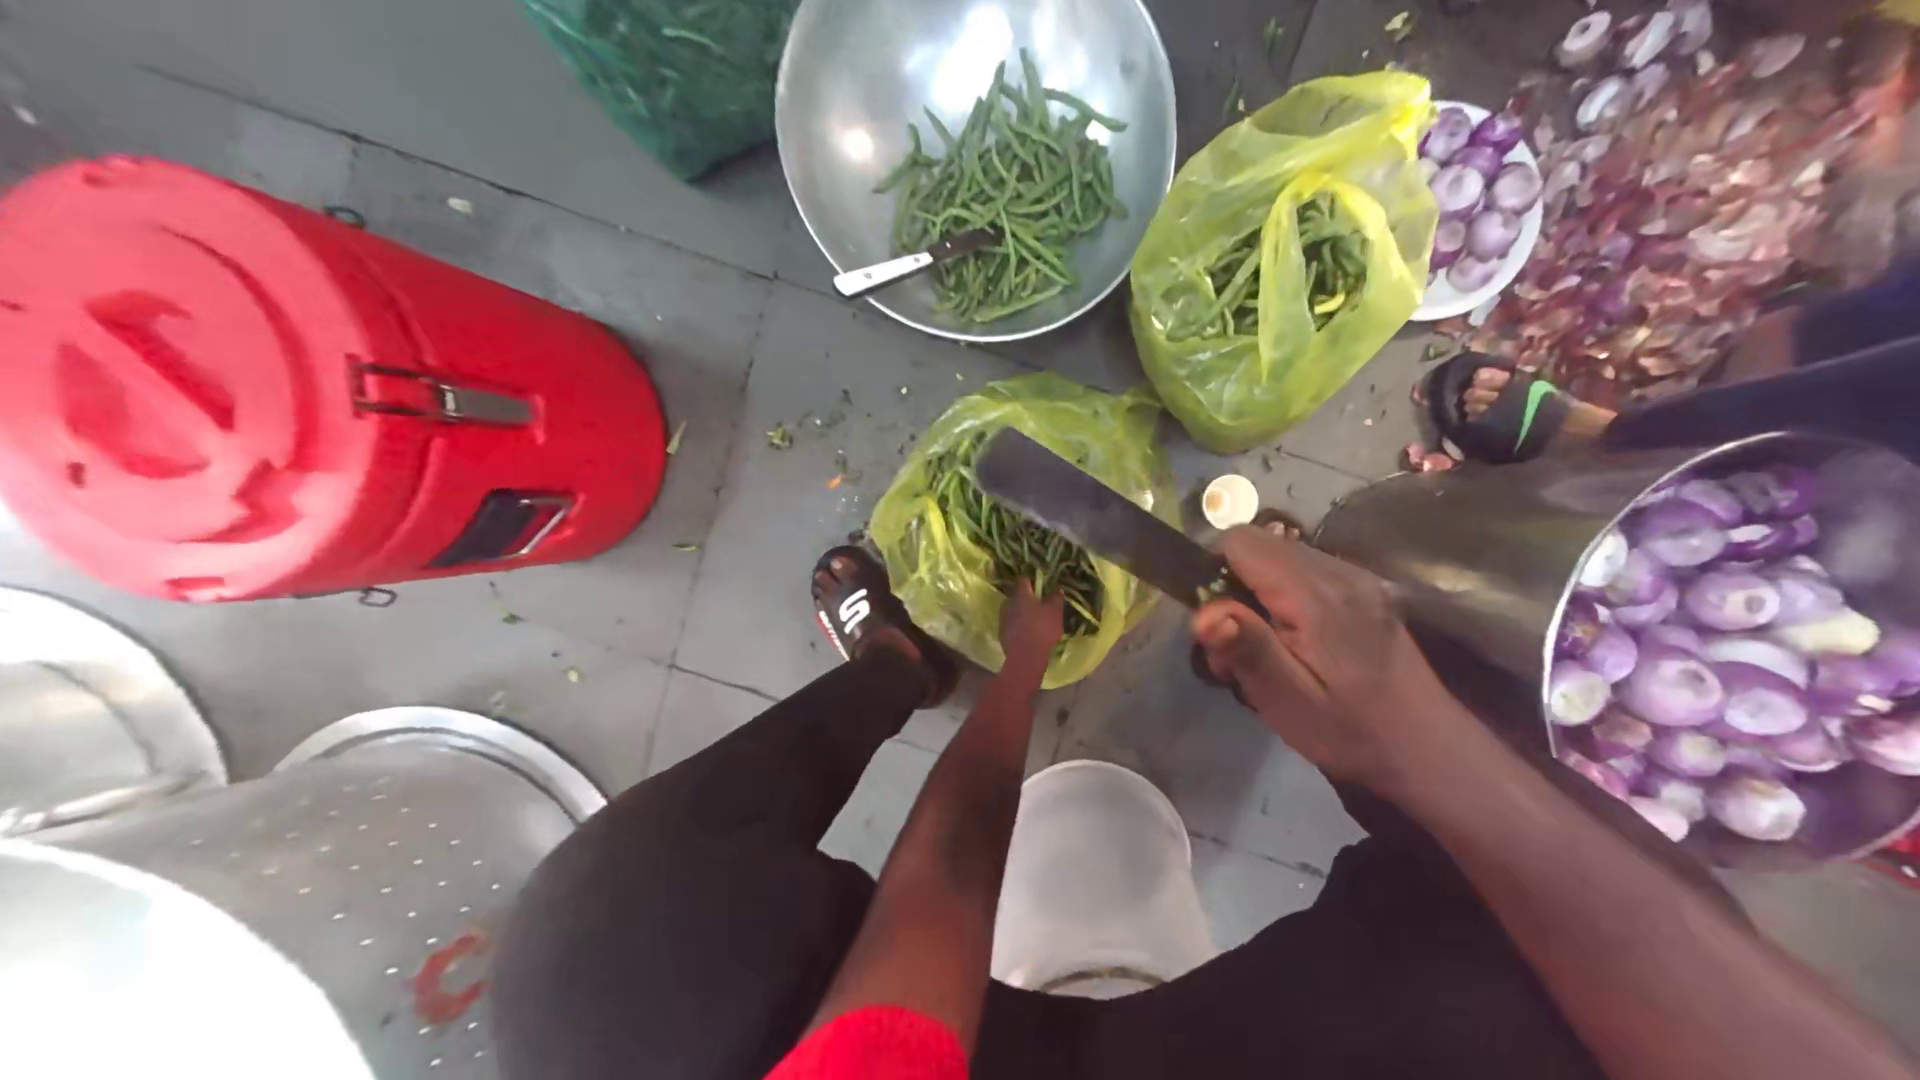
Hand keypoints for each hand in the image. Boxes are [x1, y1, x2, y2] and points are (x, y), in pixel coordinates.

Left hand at [1000, 579, 1064, 664]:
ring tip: (1035, 621)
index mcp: (1020, 594)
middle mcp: (1008, 602)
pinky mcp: (1001, 632)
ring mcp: (1003, 618)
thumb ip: (1056, 598)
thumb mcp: (1055, 612)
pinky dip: (1019, 624)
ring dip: (1023, 612)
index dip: (1032, 581)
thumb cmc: (1042, 629)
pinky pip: (1011, 623)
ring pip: (1014, 609)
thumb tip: (1057, 589)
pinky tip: (1028, 633)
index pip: (1023, 579)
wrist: (1025, 656)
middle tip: (1041, 606)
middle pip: (1017, 595)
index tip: (1041, 588)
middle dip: (1028, 599)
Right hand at [1190, 526, 1469, 789]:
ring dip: (1257, 586)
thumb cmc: (1348, 730)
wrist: (1427, 748)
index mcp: (1317, 596)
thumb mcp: (1287, 700)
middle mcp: (1340, 572)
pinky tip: (1293, 634)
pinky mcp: (1365, 587)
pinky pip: (1305, 567)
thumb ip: (1246, 648)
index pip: (1241, 540)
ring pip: (1281, 552)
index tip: (1215, 618)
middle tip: (1236, 639)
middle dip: (1233, 581)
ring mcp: (1357, 576)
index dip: (1213, 570)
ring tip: (1265, 640)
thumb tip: (1204, 614)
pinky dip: (1283, 590)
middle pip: (1261, 541)